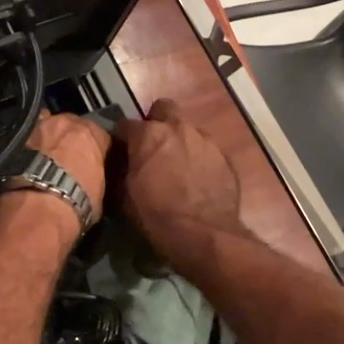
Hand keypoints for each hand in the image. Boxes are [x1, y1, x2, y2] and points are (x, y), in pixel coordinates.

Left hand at [24, 111, 110, 224]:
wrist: (41, 200)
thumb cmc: (77, 198)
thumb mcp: (98, 191)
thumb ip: (95, 176)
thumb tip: (90, 180)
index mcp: (93, 134)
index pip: (100, 136)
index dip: (96, 150)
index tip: (92, 161)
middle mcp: (67, 122)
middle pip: (72, 126)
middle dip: (70, 139)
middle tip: (66, 159)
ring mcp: (40, 125)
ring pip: (46, 124)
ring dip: (46, 137)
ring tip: (43, 156)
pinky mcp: (16, 135)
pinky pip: (26, 135)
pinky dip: (27, 144)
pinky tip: (25, 158)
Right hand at [113, 99, 249, 270]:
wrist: (204, 235)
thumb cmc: (157, 216)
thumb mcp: (125, 196)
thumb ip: (120, 170)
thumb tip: (118, 162)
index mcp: (148, 135)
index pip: (125, 124)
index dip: (121, 138)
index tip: (121, 150)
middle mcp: (177, 128)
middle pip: (163, 109)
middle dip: (156, 122)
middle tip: (153, 146)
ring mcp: (205, 140)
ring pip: (189, 129)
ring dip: (181, 141)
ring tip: (179, 166)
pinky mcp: (225, 157)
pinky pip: (207, 151)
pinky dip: (200, 159)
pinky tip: (198, 180)